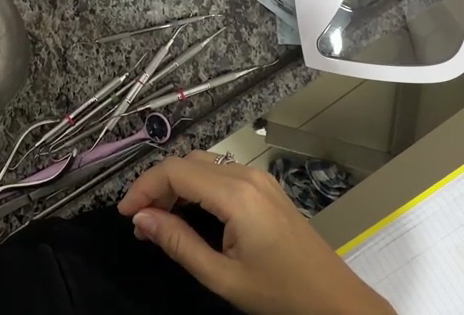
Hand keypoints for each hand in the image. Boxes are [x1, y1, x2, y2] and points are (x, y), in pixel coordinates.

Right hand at [119, 151, 393, 314]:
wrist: (337, 304)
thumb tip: (141, 219)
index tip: (126, 214)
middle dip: (157, 186)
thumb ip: (180, 244)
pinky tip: (190, 213)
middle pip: (187, 162)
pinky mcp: (266, 186)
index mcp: (235, 194)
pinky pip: (220, 172)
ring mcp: (258, 177)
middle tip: (141, 222)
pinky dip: (197, 185)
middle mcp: (245, 174)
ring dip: (176, 184)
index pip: (175, 172)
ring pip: (203, 164)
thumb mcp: (224, 278)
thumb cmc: (281, 294)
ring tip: (160, 220)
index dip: (144, 188)